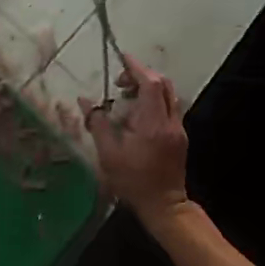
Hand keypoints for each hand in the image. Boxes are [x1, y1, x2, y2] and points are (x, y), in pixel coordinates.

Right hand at [79, 56, 190, 221]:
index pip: (151, 84)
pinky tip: (137, 114)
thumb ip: (97, 123)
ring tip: (126, 96)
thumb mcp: (109, 154)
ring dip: (148, 87)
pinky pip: (168, 107)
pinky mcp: (179, 136)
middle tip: (121, 82)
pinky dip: (154, 100)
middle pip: (163, 84)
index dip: (137, 67)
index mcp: (152, 124)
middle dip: (142, 75)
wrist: (164, 206)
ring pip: (168, 94)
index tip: (123, 58)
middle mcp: (170, 122)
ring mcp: (178, 128)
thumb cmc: (133, 181)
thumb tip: (85, 100)